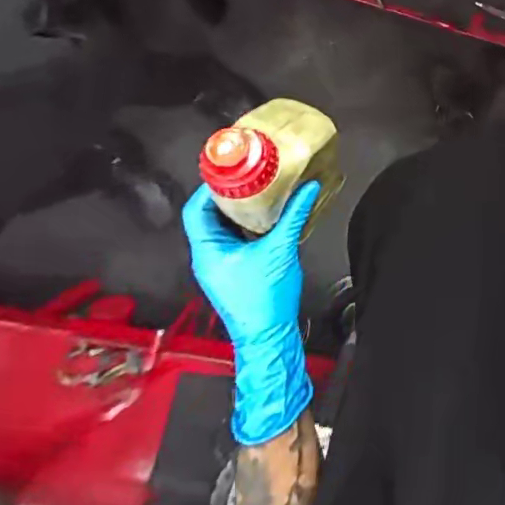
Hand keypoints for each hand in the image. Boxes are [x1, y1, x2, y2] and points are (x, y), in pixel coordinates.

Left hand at [183, 182, 321, 444]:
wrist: (267, 335)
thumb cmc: (264, 297)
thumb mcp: (280, 250)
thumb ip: (294, 216)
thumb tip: (308, 187)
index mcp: (208, 250)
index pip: (196, 210)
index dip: (210, 187)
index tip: (232, 169)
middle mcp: (208, 254)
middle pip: (209, 215)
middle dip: (229, 193)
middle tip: (251, 173)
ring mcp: (221, 262)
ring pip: (223, 226)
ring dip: (240, 208)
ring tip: (262, 188)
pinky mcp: (234, 267)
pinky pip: (235, 237)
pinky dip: (248, 222)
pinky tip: (269, 213)